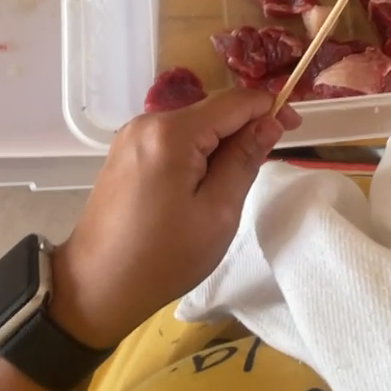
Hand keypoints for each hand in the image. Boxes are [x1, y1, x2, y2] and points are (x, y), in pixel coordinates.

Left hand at [48, 89, 299, 346]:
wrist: (93, 288)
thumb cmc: (162, 257)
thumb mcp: (218, 213)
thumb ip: (245, 160)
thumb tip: (269, 122)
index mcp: (172, 133)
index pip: (234, 101)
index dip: (269, 107)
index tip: (297, 125)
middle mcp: (149, 121)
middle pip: (213, 109)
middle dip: (246, 125)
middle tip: (271, 156)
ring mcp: (133, 134)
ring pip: (195, 123)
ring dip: (222, 139)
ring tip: (238, 176)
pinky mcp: (126, 150)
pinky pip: (174, 137)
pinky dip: (198, 148)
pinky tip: (207, 178)